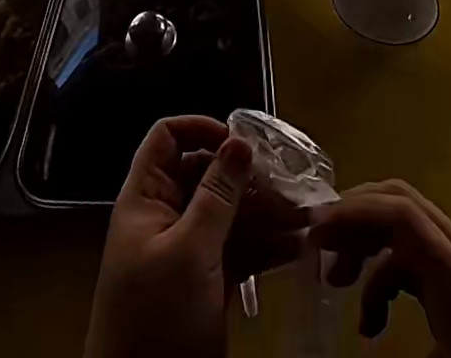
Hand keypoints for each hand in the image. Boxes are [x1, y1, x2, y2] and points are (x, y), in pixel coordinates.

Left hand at [85, 116, 306, 357]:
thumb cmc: (156, 321)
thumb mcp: (189, 253)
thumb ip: (217, 194)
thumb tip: (239, 140)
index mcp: (146, 201)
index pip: (167, 139)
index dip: (201, 128)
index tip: (240, 141)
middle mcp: (166, 217)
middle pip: (207, 173)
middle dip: (247, 175)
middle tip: (287, 183)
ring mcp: (189, 250)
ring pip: (229, 211)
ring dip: (265, 210)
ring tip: (303, 215)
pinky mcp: (208, 280)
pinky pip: (239, 247)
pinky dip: (266, 243)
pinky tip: (296, 244)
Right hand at [309, 180, 450, 357]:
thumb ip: (386, 339)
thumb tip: (344, 334)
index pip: (407, 216)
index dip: (356, 212)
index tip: (315, 231)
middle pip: (409, 205)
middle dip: (357, 215)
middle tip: (318, 243)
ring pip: (411, 228)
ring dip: (368, 247)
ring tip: (336, 280)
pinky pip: (420, 260)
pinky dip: (386, 276)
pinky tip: (370, 321)